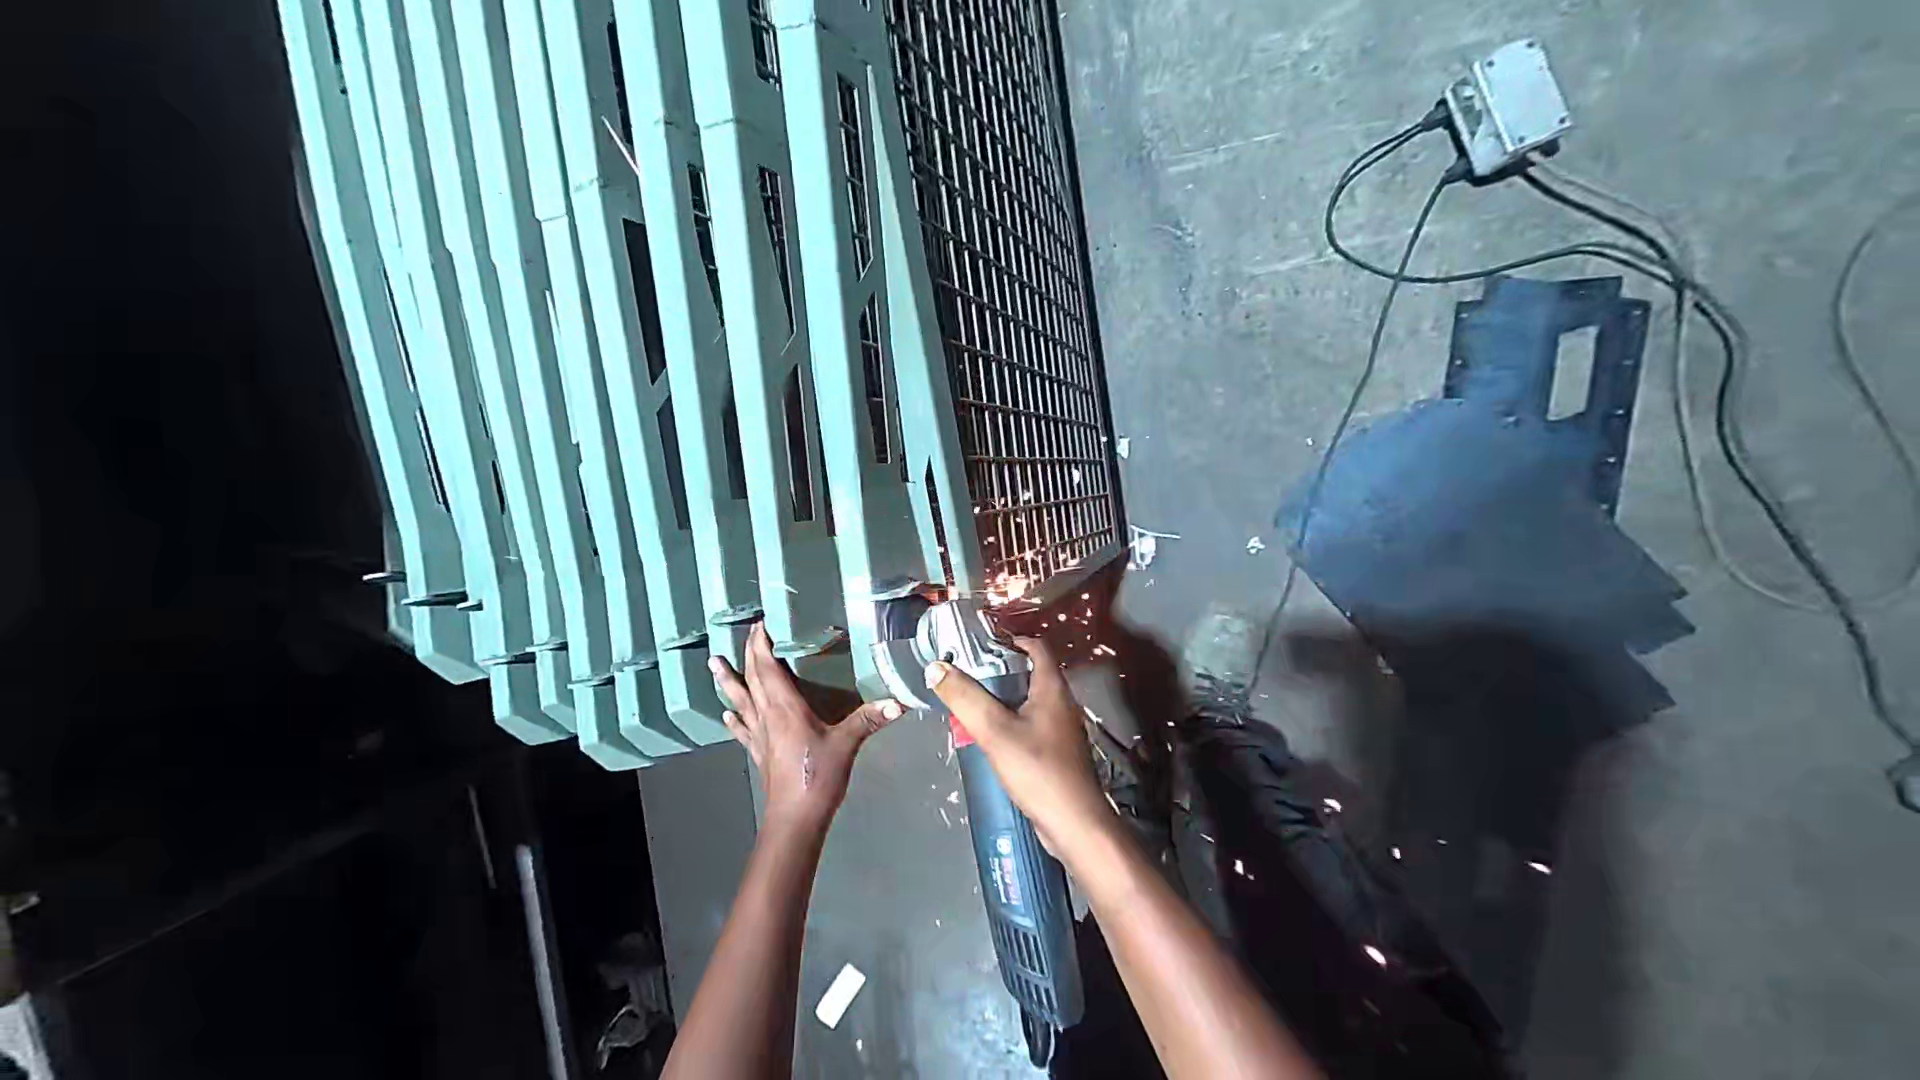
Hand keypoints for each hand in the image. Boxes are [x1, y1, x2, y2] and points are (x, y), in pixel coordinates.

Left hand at [710, 624, 903, 833]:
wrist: (795, 819)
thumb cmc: (817, 776)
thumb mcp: (847, 744)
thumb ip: (869, 719)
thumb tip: (898, 701)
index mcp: (784, 707)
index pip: (767, 667)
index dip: (761, 644)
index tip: (760, 623)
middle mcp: (766, 716)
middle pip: (751, 678)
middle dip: (748, 652)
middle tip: (745, 632)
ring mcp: (759, 735)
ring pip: (740, 700)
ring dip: (728, 680)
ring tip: (713, 663)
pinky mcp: (759, 753)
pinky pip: (742, 728)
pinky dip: (734, 717)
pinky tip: (726, 713)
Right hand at [923, 637, 1117, 860]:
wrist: (1075, 823)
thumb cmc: (1038, 770)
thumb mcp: (994, 730)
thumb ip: (964, 697)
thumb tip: (935, 667)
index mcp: (1052, 688)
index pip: (1036, 647)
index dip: (1010, 640)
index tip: (981, 644)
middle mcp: (1062, 703)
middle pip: (1030, 674)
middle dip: (999, 672)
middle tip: (969, 676)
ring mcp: (1062, 729)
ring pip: (1029, 702)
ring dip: (1003, 699)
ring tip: (973, 706)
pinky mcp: (1058, 752)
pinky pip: (1031, 726)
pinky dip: (1011, 723)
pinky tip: (991, 739)